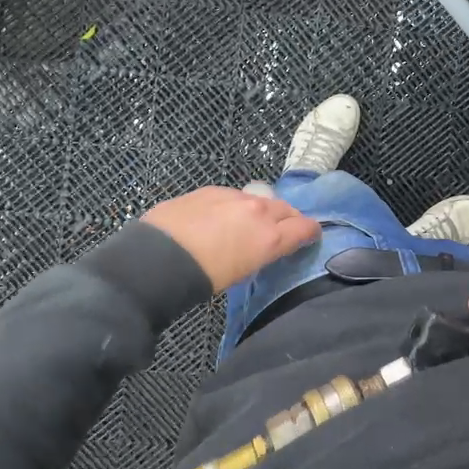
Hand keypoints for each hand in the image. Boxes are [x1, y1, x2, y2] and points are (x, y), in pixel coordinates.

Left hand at [140, 187, 320, 290]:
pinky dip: (233, 205)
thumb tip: (262, 245)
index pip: (305, 227)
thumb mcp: (242, 272)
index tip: (310, 236)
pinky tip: (219, 217)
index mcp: (270, 237)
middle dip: (288, 218)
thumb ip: (261, 252)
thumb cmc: (202, 278)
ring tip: (247, 224)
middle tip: (281, 231)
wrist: (158, 259)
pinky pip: (231, 196)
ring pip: (258, 199)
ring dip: (260, 210)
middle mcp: (258, 211)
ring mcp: (233, 196)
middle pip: (285, 209)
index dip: (311, 232)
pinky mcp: (210, 190)